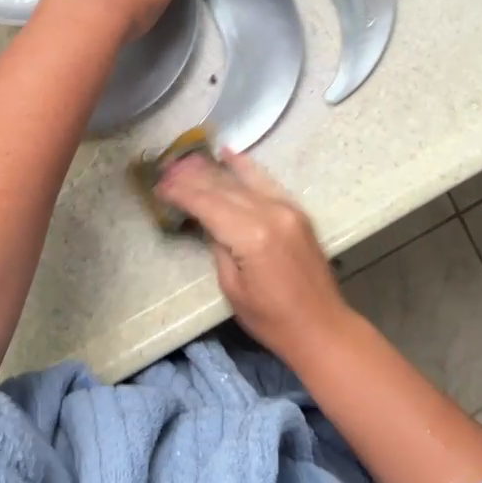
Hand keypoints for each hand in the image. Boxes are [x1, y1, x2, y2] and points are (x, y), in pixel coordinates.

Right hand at [155, 151, 352, 358]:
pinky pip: (266, 181)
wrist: (322, 328)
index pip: (207, 204)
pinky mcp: (296, 211)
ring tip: (188, 160)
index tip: (159, 186)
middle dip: (192, 178)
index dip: (181, 193)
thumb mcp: (232, 288)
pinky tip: (229, 154)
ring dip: (214, 169)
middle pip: (223, 187)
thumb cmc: (272, 320)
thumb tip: (207, 221)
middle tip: (166, 170)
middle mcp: (270, 212)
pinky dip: (245, 167)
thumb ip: (218, 247)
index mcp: (251, 236)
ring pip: (243, 179)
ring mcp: (286, 208)